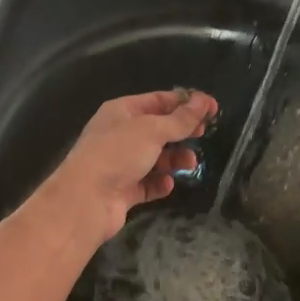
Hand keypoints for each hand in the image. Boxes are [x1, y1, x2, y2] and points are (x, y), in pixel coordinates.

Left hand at [23, 89, 218, 244]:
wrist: (86, 199)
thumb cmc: (117, 154)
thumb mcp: (152, 130)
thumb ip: (180, 119)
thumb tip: (204, 102)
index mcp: (122, 111)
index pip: (158, 101)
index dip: (186, 103)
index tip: (212, 109)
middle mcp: (120, 134)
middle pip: (158, 129)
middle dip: (181, 132)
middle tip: (203, 135)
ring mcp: (120, 163)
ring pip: (155, 158)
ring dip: (174, 160)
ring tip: (189, 165)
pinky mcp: (123, 190)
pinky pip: (148, 183)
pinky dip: (159, 183)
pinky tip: (167, 185)